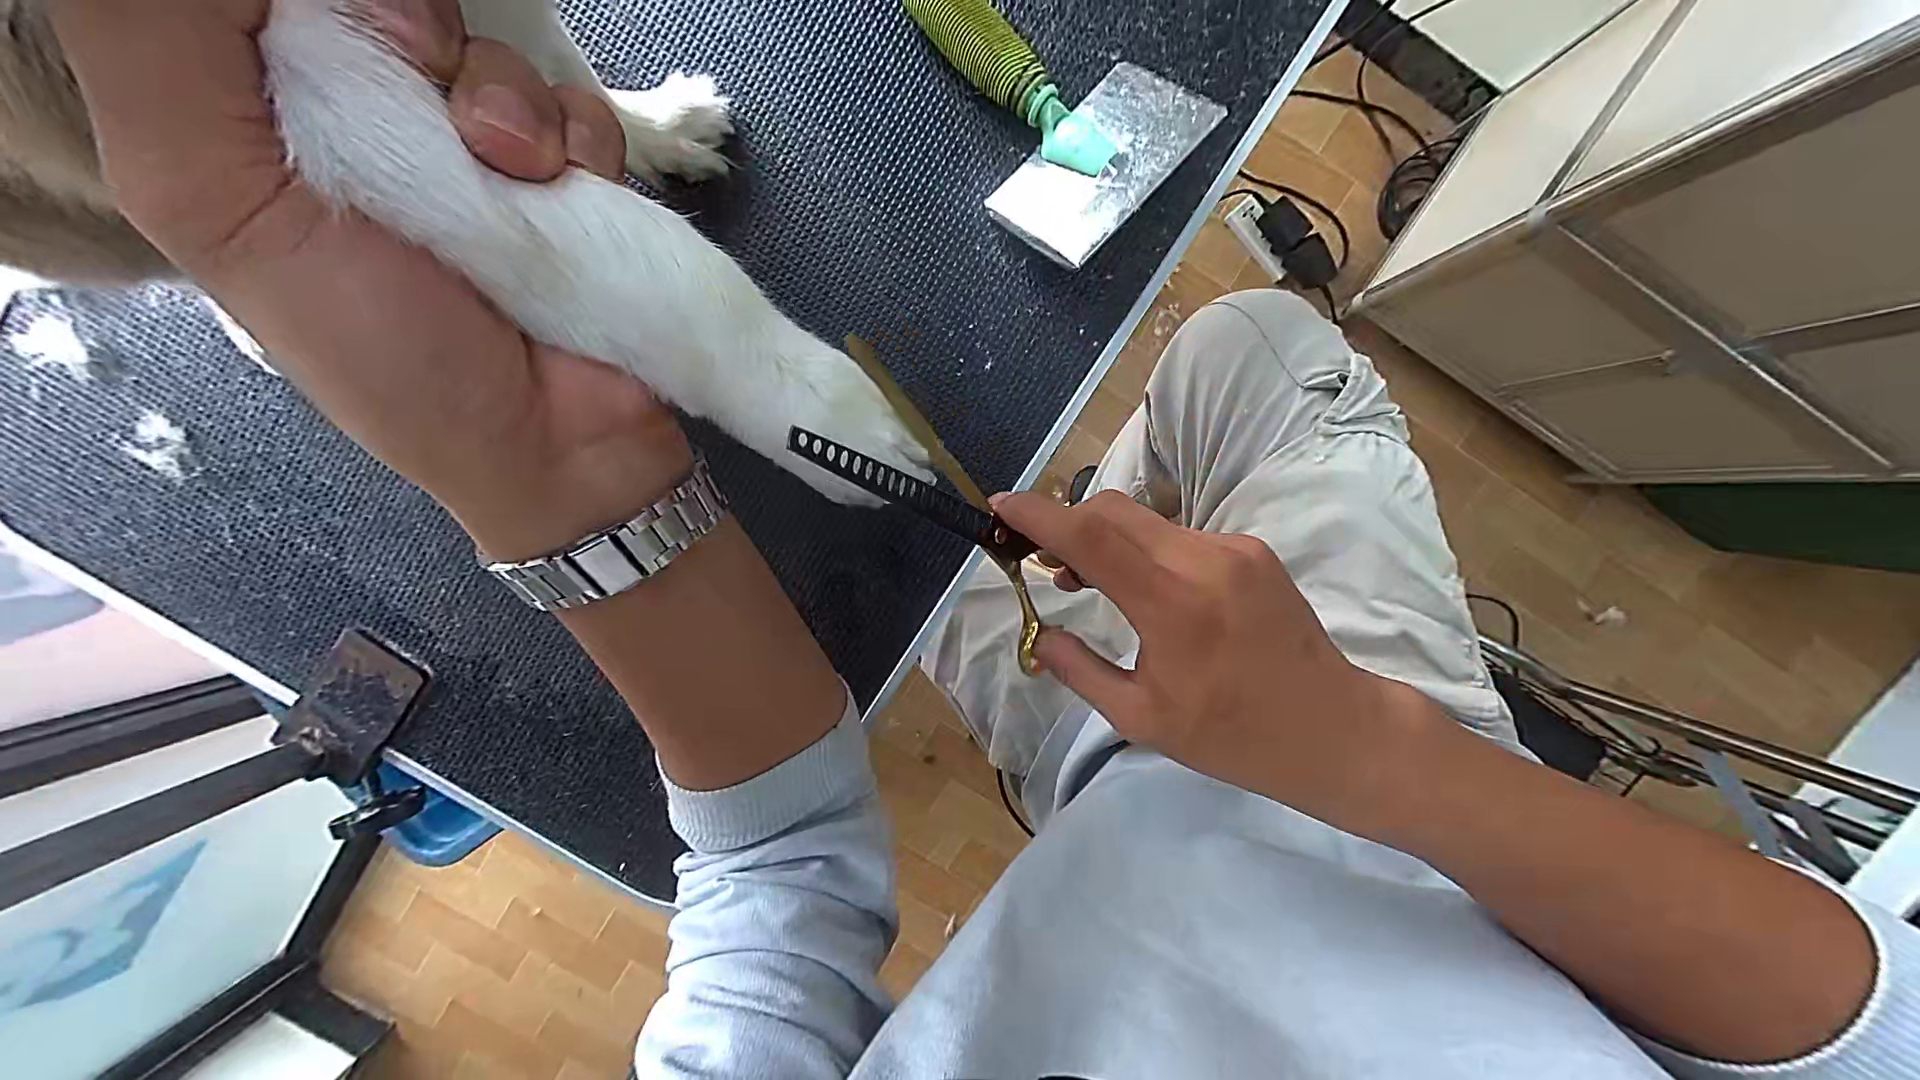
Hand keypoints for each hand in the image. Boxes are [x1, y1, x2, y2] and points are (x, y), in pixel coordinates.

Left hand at [53, 0, 688, 558]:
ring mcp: (502, 167)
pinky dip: (585, 144)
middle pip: (398, 11)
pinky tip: (569, 195)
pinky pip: (587, 117)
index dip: (310, 3)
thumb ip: (159, 51)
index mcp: (277, 125)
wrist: (554, 445)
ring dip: (513, 105)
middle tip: (436, 125)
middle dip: (413, 37)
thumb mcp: (218, 209)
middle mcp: (391, 131)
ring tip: (517, 177)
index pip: (278, 3)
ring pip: (504, 59)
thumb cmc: (392, 358)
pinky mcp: (588, 195)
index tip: (338, 44)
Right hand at [994, 490, 1440, 832]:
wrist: (1335, 729)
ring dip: (1102, 536)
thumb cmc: (1232, 736)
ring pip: (1143, 519)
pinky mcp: (1251, 549)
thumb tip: (1038, 633)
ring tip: (1083, 578)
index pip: (1089, 537)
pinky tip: (1141, 586)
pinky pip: (1175, 534)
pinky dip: (1140, 548)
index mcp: (1173, 606)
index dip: (1037, 514)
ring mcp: (1234, 548)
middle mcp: (1204, 560)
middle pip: (1112, 510)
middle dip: (1064, 523)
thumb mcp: (1140, 718)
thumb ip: (1078, 668)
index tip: (999, 505)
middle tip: (1042, 561)